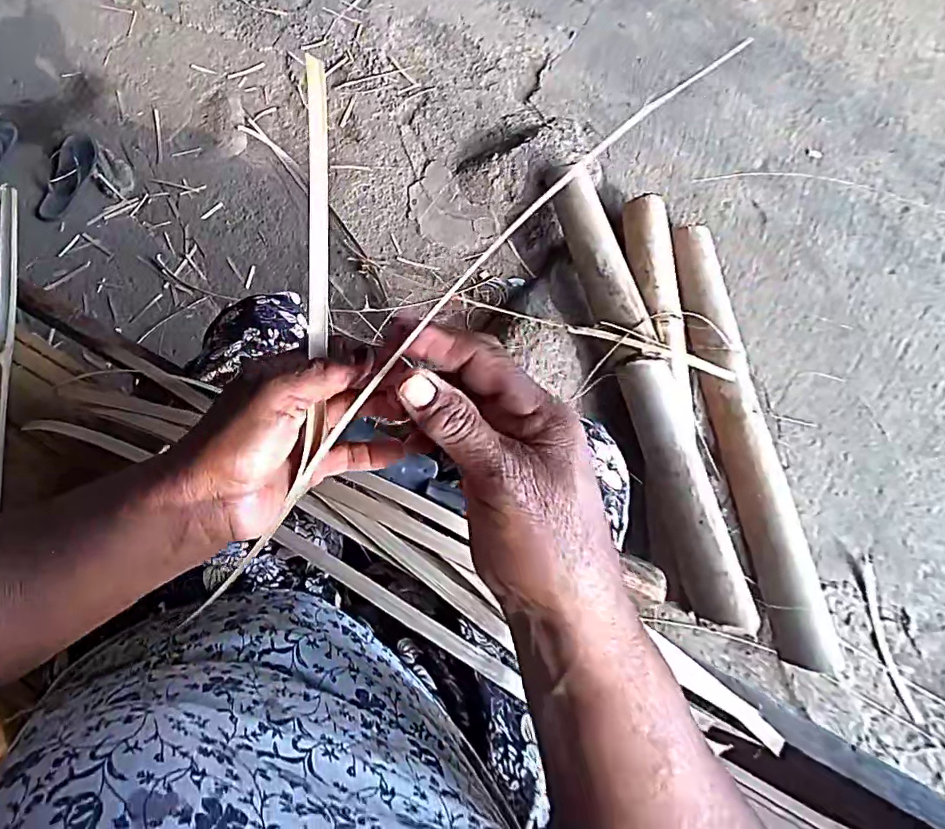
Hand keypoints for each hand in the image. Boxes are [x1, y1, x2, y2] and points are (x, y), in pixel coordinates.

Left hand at [163, 352, 404, 544]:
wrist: (209, 500)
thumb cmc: (226, 446)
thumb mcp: (274, 396)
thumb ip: (318, 374)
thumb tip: (356, 355)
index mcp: (283, 373)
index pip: (334, 356)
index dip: (365, 358)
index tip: (396, 360)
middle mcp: (295, 399)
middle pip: (348, 385)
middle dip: (381, 385)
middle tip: (414, 388)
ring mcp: (303, 432)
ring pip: (352, 416)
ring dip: (383, 415)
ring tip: (415, 414)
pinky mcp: (310, 463)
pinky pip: (349, 452)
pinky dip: (374, 451)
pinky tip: (397, 449)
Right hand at [375, 324, 619, 611]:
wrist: (561, 610)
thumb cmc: (554, 552)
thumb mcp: (502, 478)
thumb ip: (457, 426)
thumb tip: (418, 383)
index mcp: (541, 414)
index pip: (484, 360)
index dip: (439, 343)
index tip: (401, 335)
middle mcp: (523, 422)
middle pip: (467, 377)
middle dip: (424, 366)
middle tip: (384, 360)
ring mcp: (503, 444)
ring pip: (454, 404)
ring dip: (419, 397)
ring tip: (383, 395)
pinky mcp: (485, 466)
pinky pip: (450, 432)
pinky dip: (423, 427)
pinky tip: (403, 429)